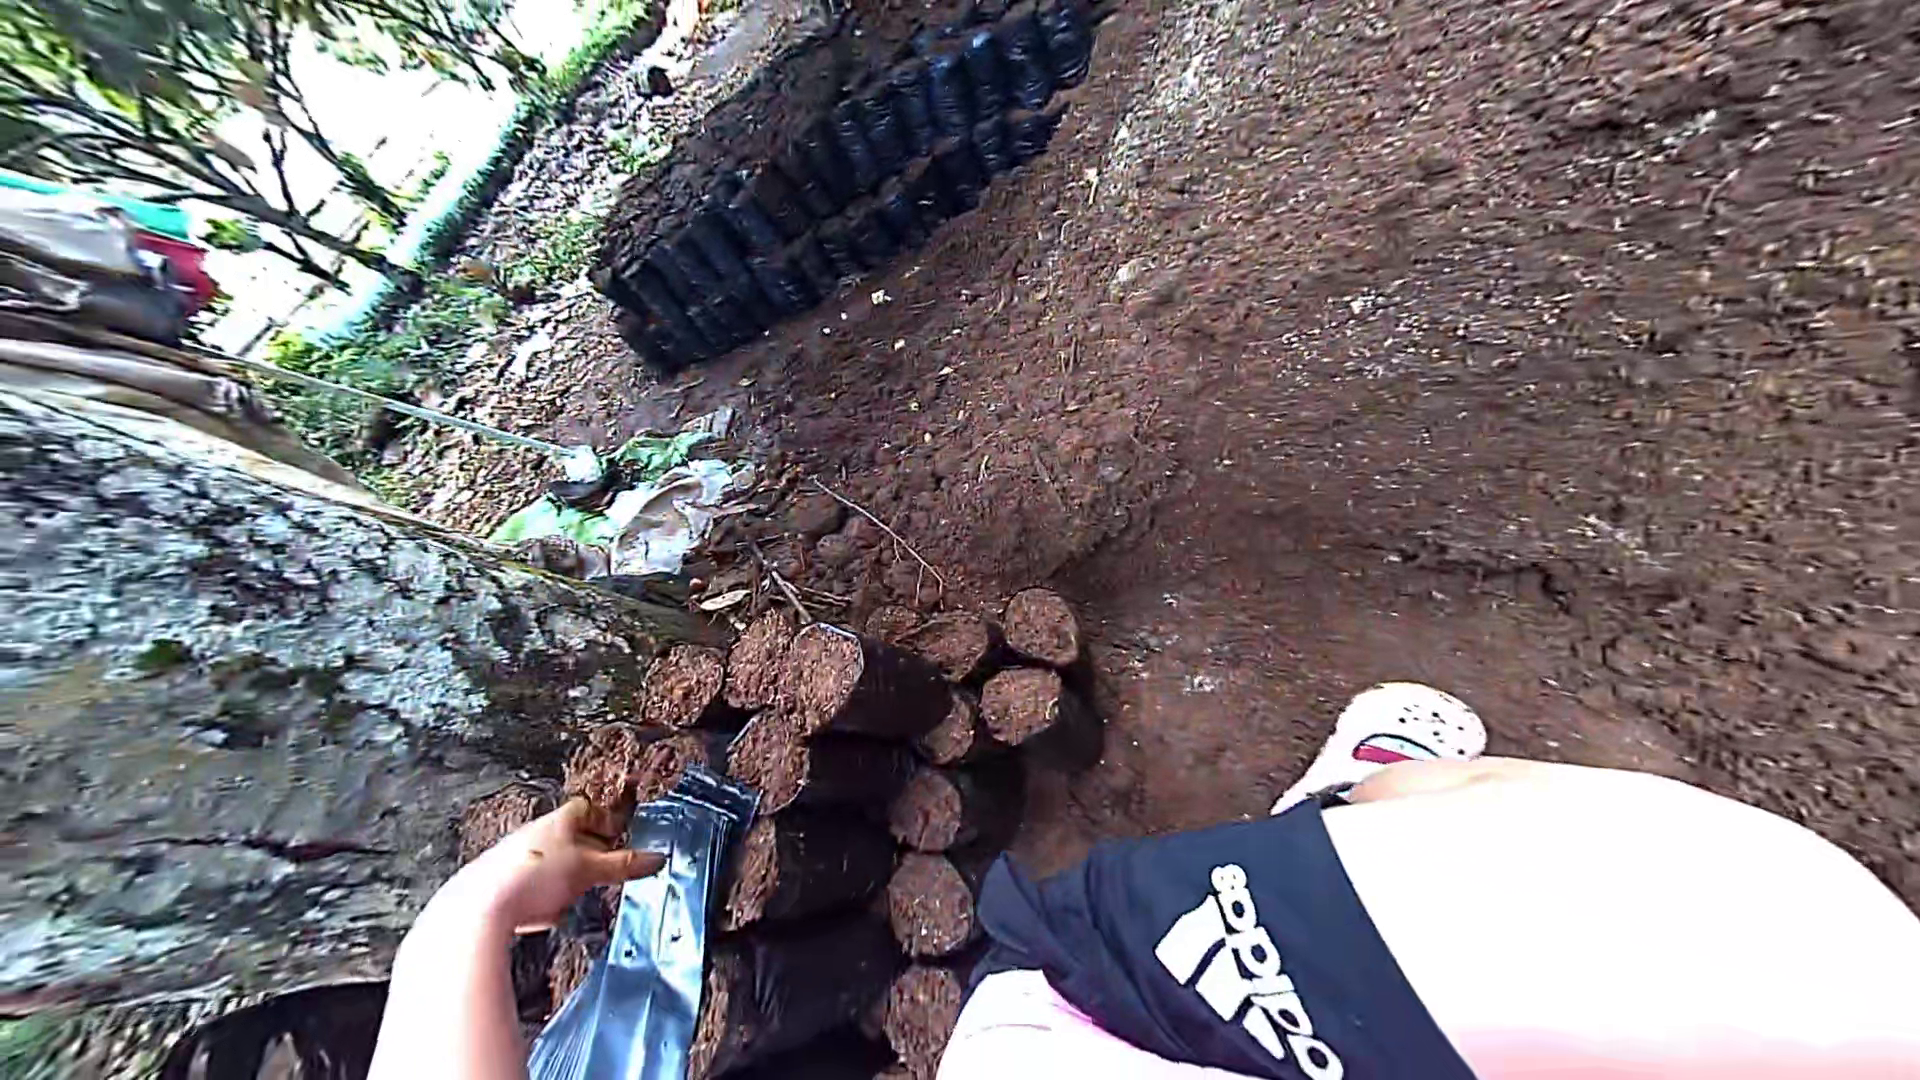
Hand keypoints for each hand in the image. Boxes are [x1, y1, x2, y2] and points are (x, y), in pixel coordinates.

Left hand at [446, 797, 664, 932]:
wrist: (474, 911)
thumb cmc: (534, 877)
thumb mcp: (590, 869)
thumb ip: (624, 864)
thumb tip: (657, 858)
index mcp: (560, 819)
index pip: (589, 809)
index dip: (606, 820)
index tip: (619, 834)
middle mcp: (535, 832)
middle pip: (570, 833)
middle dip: (588, 849)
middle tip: (605, 866)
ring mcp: (511, 856)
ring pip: (549, 858)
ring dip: (565, 873)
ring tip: (577, 892)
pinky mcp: (493, 883)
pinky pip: (527, 882)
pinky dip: (542, 892)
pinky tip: (546, 911)